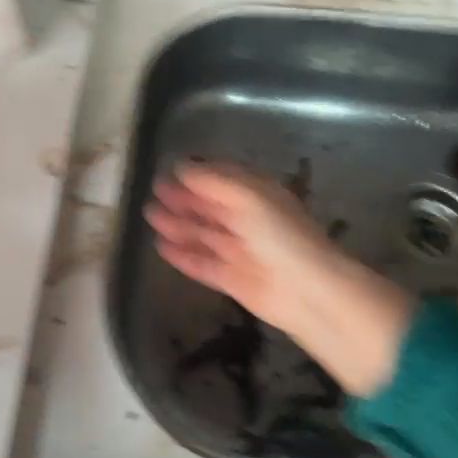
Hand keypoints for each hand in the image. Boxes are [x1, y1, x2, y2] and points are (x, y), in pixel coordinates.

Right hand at [146, 164, 335, 334]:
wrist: (308, 292)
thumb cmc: (280, 234)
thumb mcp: (248, 197)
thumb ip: (212, 181)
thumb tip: (181, 166)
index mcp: (257, 195)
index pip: (222, 179)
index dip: (196, 175)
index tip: (167, 170)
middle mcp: (249, 220)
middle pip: (211, 206)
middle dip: (183, 198)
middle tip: (152, 192)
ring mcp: (241, 251)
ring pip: (204, 234)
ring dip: (178, 224)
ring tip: (149, 215)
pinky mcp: (233, 280)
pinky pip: (203, 263)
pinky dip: (183, 255)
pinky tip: (161, 247)